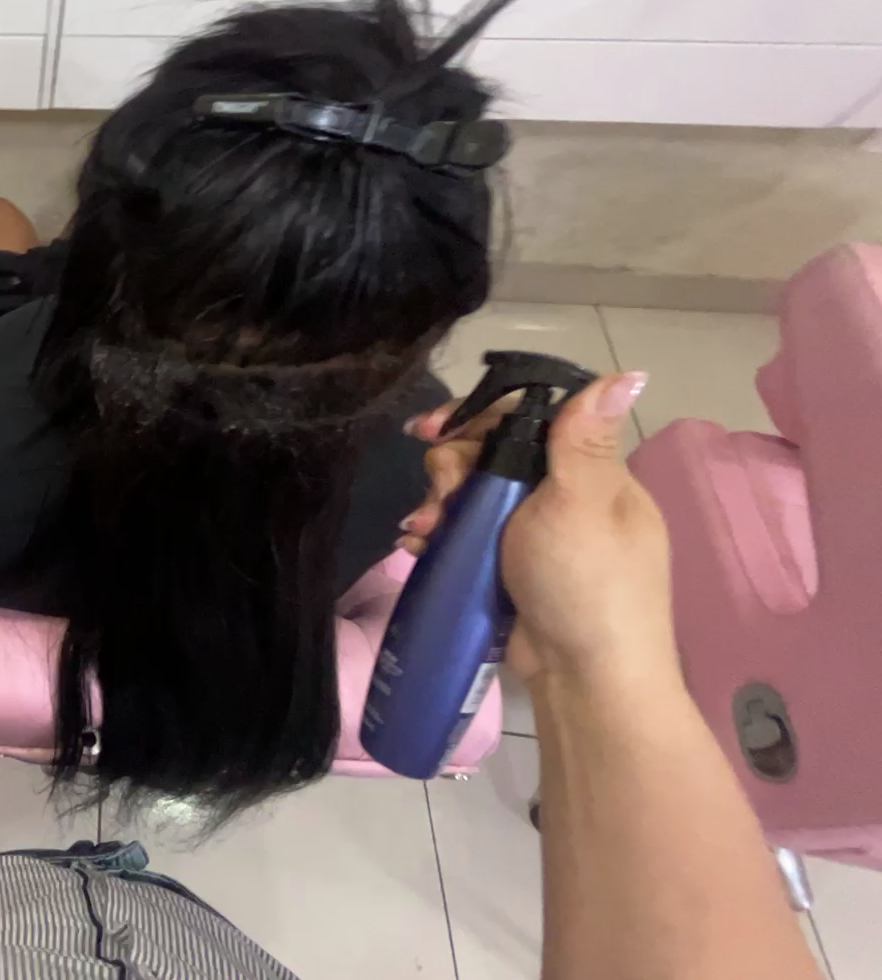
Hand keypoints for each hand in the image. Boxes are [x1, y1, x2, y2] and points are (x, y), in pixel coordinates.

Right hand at [398, 373, 674, 688]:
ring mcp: (526, 532)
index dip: (475, 417)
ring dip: (435, 505)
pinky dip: (434, 533)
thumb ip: (581, 442)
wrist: (580, 673)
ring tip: (423, 532)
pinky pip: (457, 531)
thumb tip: (626, 372)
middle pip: (485, 456)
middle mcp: (558, 497)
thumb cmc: (584, 582)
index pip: (526, 422)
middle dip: (448, 470)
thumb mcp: (580, 504)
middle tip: (440, 499)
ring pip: (465, 494)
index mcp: (587, 476)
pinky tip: (418, 546)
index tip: (429, 430)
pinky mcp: (500, 561)